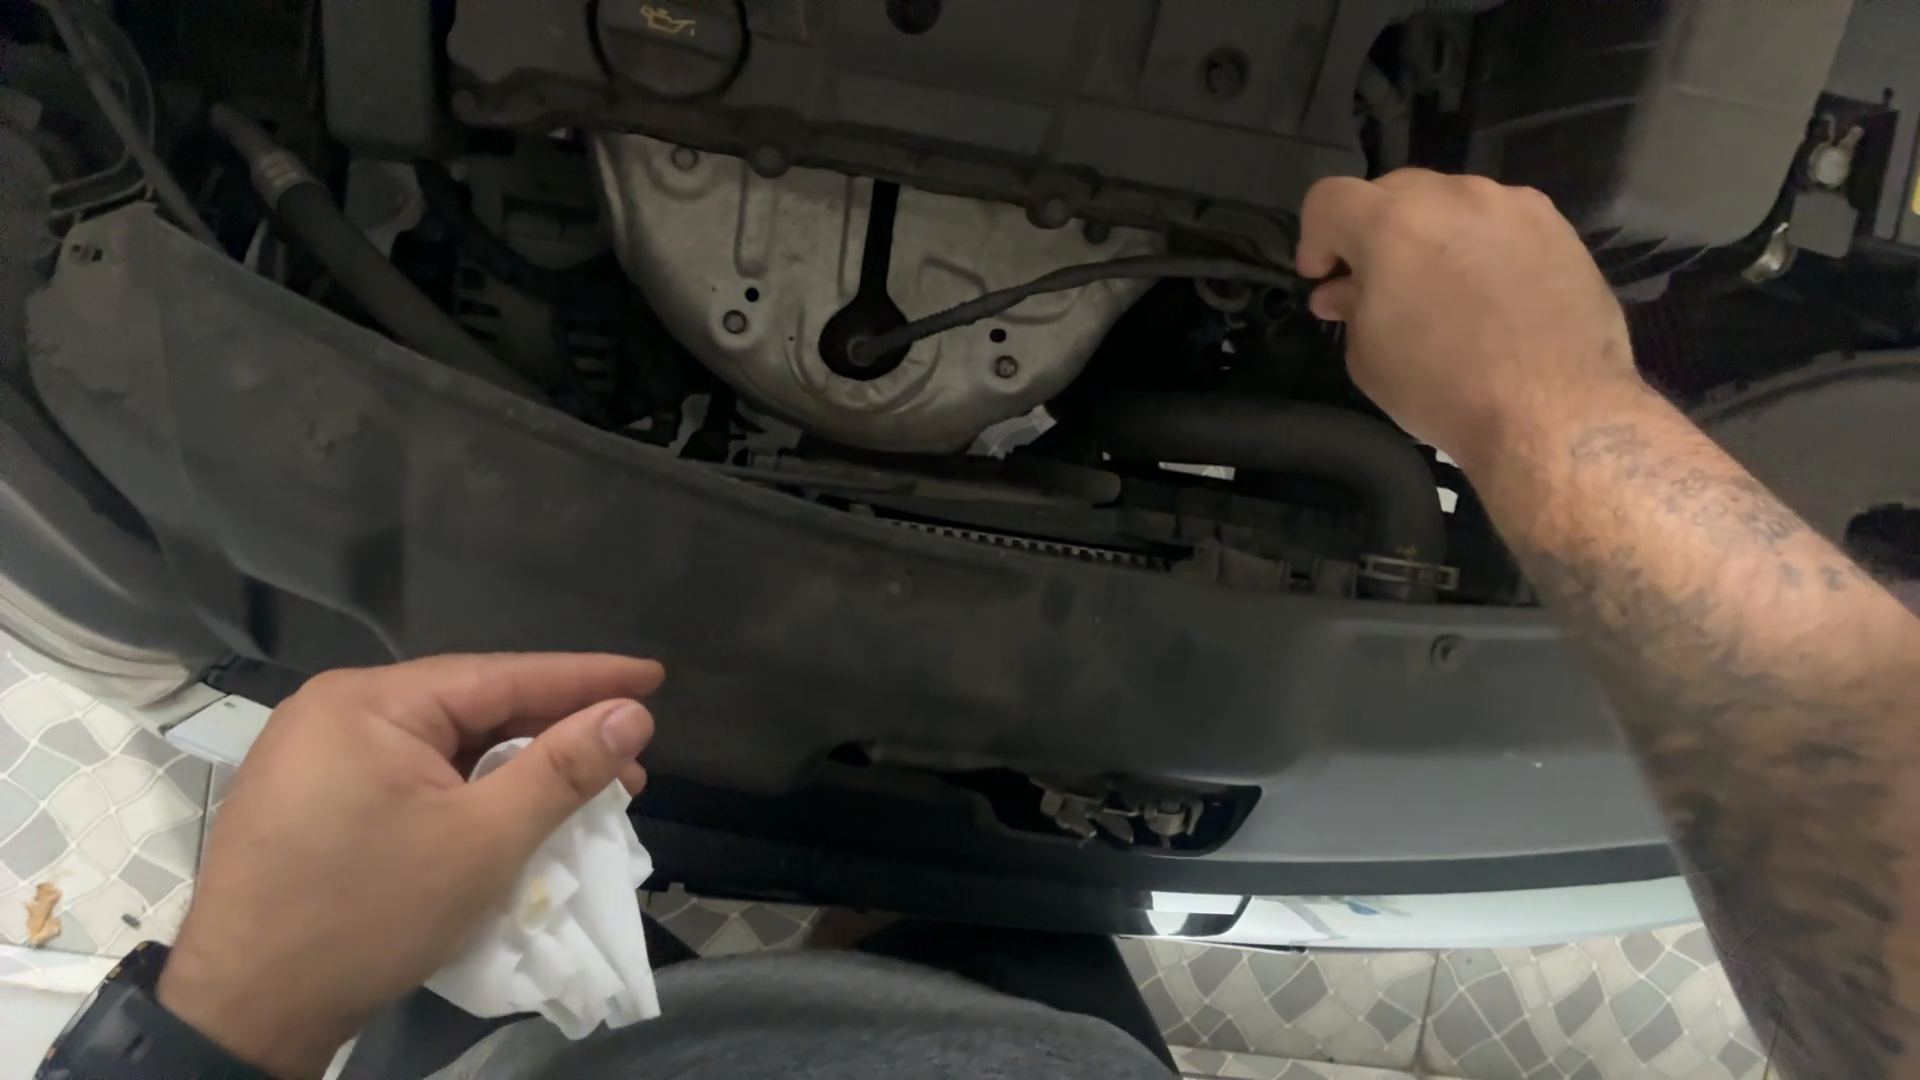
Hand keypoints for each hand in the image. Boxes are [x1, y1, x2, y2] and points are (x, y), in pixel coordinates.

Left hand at [156, 653, 662, 1077]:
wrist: (238, 1024)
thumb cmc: (366, 918)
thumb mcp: (485, 839)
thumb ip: (566, 767)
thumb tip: (634, 713)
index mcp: (371, 703)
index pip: (507, 676)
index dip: (590, 676)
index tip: (653, 675)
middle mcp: (345, 711)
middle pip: (483, 705)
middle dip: (563, 729)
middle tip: (632, 747)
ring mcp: (329, 753)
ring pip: (460, 740)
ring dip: (530, 762)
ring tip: (599, 783)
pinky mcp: (329, 793)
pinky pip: (431, 769)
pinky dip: (487, 784)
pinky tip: (530, 802)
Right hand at [1297, 168, 1641, 467]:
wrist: (1550, 407)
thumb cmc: (1438, 385)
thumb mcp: (1366, 356)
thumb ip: (1350, 308)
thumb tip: (1343, 292)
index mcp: (1391, 225)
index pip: (1328, 198)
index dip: (1313, 238)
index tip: (1322, 278)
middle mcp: (1452, 197)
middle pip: (1390, 191)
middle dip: (1369, 234)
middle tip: (1372, 286)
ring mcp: (1511, 205)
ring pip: (1447, 203)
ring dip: (1424, 237)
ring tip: (1432, 291)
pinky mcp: (1556, 226)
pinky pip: (1494, 221)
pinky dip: (1473, 246)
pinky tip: (1481, 295)